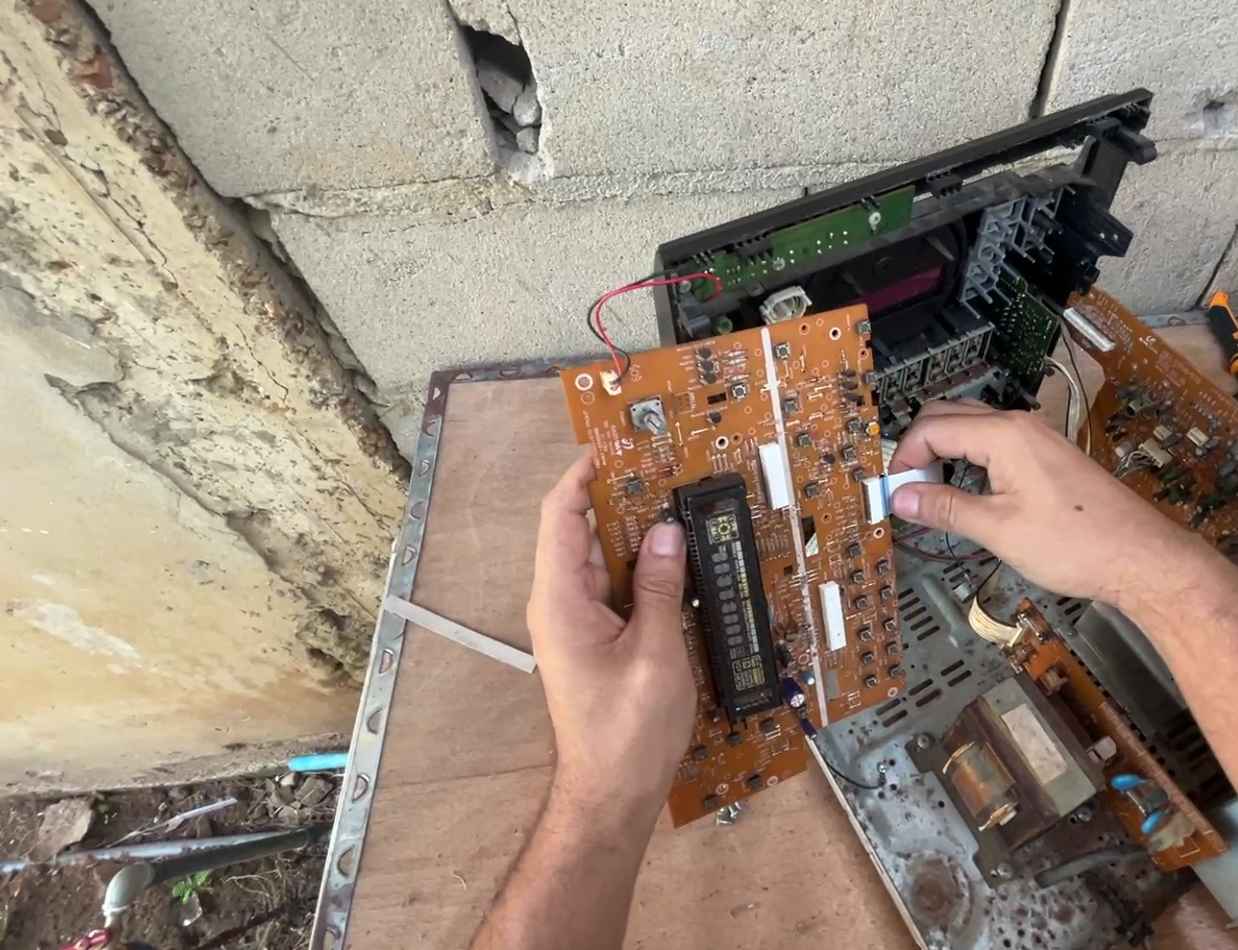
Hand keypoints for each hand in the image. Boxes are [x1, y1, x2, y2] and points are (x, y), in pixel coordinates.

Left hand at [527, 454, 695, 829]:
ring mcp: (578, 618)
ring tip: (676, 499)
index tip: (616, 445)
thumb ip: (660, 587)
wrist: (612, 792)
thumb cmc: (627, 730)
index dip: (582, 474)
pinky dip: (643, 562)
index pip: (561, 516)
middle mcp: (561, 601)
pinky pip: (616, 582)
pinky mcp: (596, 633)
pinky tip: (677, 551)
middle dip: (619, 495)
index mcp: (560, 599)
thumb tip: (667, 530)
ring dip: (636, 528)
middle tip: (664, 467)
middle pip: (582, 529)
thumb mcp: (655, 653)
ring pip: (603, 555)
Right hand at [888, 401, 1202, 608]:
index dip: (905, 458)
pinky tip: (970, 491)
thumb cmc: (1075, 545)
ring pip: (972, 426)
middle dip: (920, 447)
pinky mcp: (1046, 454)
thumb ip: (945, 509)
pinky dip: (969, 456)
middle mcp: (1018, 426)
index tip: (895, 491)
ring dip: (944, 450)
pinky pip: (994, 441)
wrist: (1141, 557)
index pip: (932, 429)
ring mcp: (1035, 437)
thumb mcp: (999, 530)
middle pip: (948, 415)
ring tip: (935, 493)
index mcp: (1003, 435)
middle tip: (909, 489)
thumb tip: (902, 498)